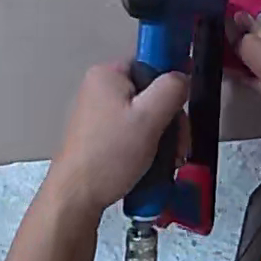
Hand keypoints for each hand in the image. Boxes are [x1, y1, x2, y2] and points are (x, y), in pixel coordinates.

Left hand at [45, 61, 189, 212]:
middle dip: (170, 119)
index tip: (184, 104)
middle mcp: (100, 88)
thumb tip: (182, 75)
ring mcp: (99, 113)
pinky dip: (148, 145)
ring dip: (163, 136)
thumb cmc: (111, 153)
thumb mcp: (149, 117)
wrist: (76, 198)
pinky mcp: (100, 135)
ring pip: (146, 115)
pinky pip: (134, 130)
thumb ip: (171, 89)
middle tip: (178, 144)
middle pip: (151, 92)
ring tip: (169, 160)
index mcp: (108, 74)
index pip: (151, 63)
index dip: (171, 82)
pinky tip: (155, 164)